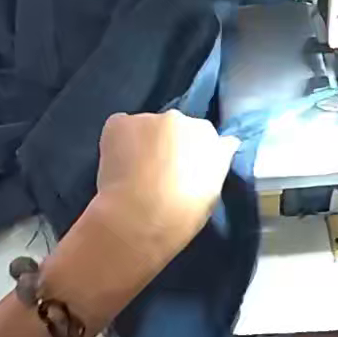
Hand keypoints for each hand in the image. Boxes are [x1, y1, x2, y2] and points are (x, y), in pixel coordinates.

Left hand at [86, 110, 237, 273]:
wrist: (140, 218)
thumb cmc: (183, 214)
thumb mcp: (212, 191)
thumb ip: (215, 163)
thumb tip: (221, 148)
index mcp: (211, 137)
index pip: (206, 137)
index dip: (194, 153)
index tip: (186, 170)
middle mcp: (183, 120)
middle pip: (177, 127)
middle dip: (170, 143)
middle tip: (160, 172)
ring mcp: (150, 118)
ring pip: (148, 127)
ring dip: (145, 141)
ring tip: (135, 171)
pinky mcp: (120, 123)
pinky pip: (120, 126)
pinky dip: (118, 140)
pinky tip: (116, 163)